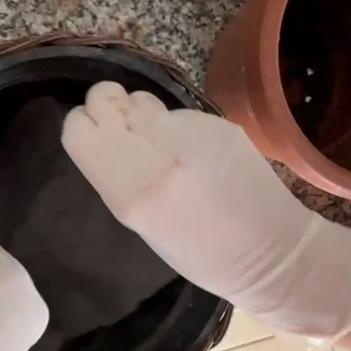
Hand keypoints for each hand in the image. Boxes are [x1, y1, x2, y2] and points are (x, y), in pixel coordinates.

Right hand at [61, 81, 350, 340]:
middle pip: (105, 98)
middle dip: (107, 108)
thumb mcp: (138, 222)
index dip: (82, 127)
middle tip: (122, 132)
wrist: (271, 252)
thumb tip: (103, 135)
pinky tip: (196, 153)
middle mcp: (159, 153)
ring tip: (162, 146)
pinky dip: (177, 127)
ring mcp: (192, 133)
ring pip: (142, 101)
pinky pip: (178, 113)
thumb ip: (115, 175)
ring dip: (142, 116)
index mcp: (132, 189)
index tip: (93, 138)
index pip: (79, 128)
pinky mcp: (219, 122)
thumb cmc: (197, 253)